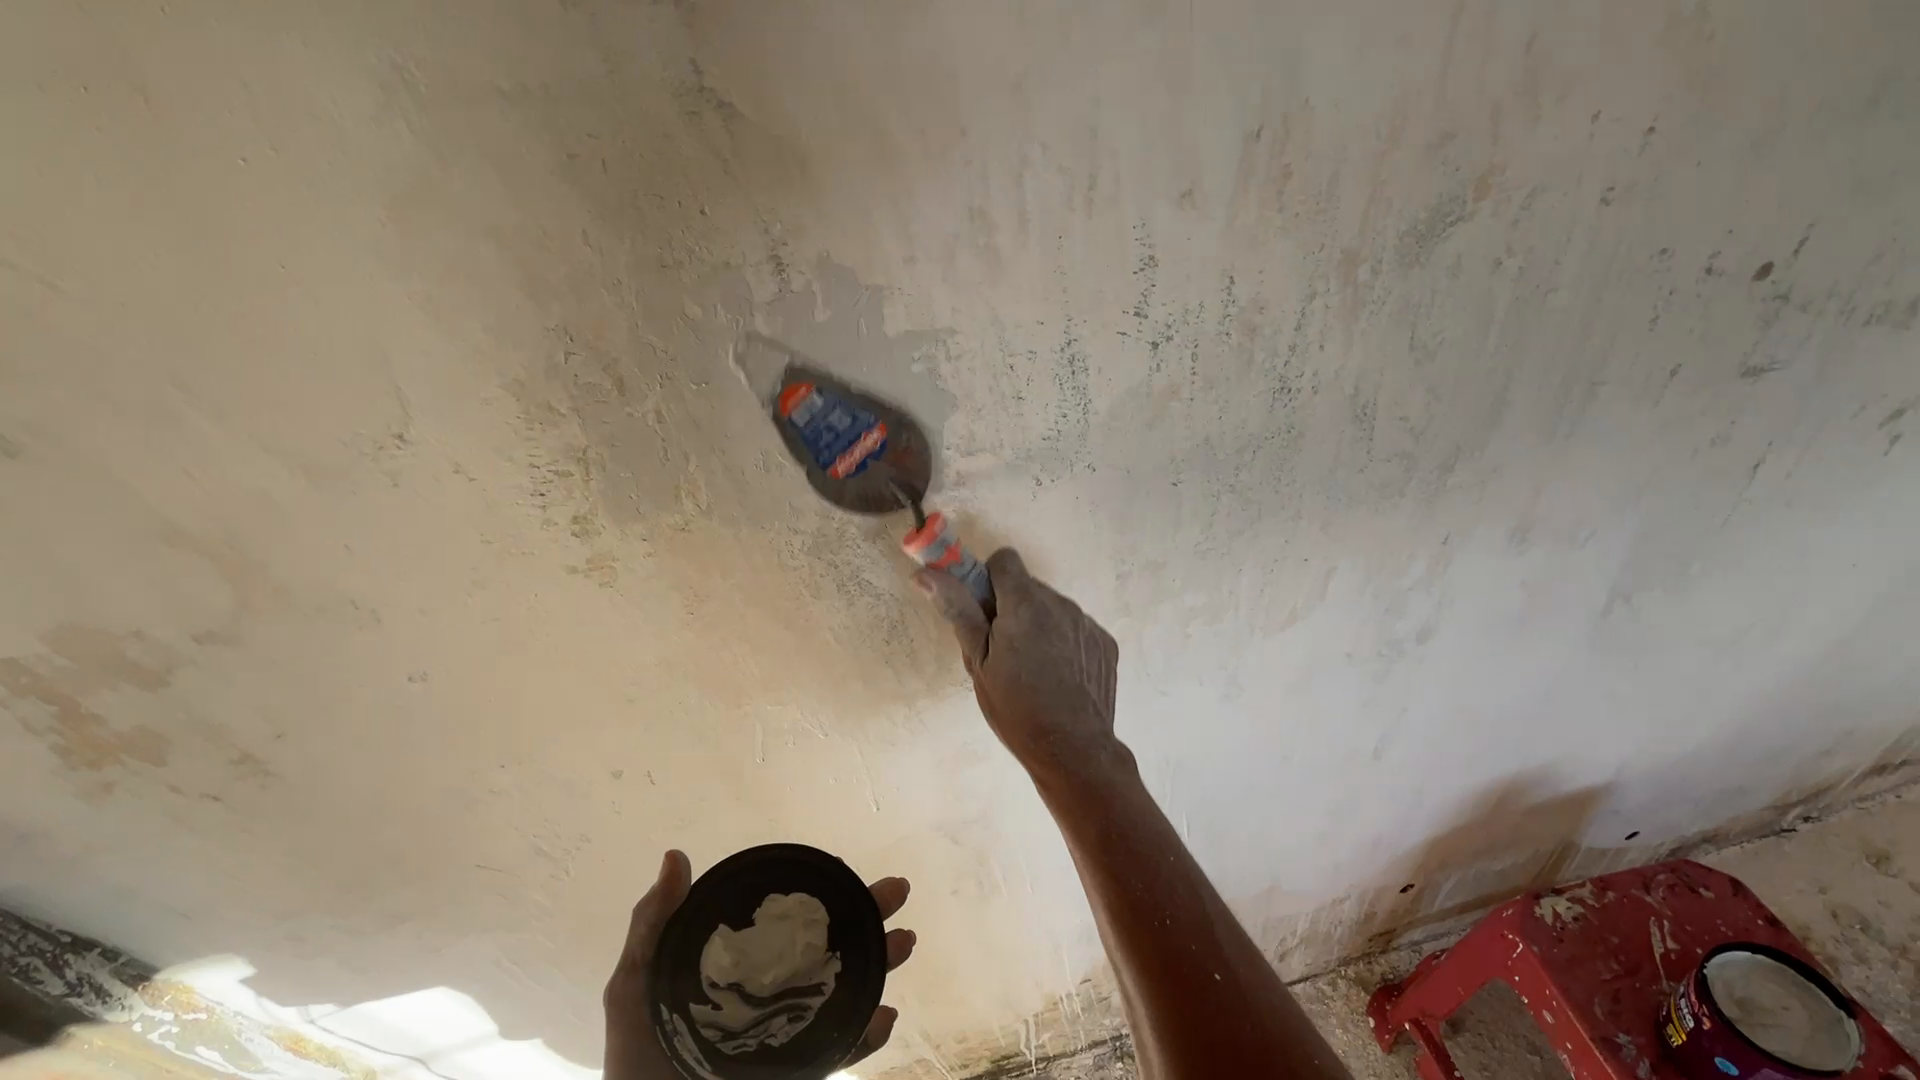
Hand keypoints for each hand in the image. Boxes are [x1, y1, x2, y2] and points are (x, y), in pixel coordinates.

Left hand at [603, 851, 917, 1079]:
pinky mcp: (801, 1069)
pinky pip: (841, 1051)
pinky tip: (882, 1016)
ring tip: (904, 942)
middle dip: (869, 917)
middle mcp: (775, 990)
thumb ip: (652, 926)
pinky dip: (866, 1036)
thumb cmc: (638, 1055)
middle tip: (896, 892)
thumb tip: (675, 856)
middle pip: (831, 948)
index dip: (822, 893)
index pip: (790, 921)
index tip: (844, 869)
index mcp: (744, 963)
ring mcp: (791, 1032)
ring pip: (846, 991)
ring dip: (880, 965)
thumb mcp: (633, 985)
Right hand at [915, 548, 1121, 782]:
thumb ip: (957, 609)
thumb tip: (926, 573)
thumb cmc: (1016, 707)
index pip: (1005, 559)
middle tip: (1002, 648)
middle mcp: (1061, 603)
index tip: (983, 609)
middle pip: (1028, 587)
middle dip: (1012, 606)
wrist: (1073, 749)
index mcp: (1025, 603)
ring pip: (1053, 608)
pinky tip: (1059, 677)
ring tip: (1032, 668)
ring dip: (1039, 624)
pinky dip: (1064, 642)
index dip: (988, 578)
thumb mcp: (977, 661)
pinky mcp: (1105, 643)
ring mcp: (1087, 623)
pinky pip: (1076, 628)